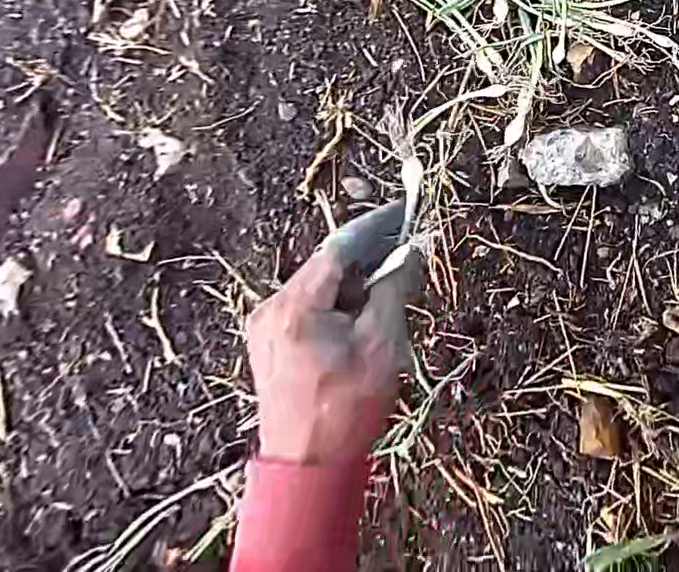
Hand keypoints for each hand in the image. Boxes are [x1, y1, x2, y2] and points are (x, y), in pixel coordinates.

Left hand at [246, 241, 421, 463]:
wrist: (307, 466)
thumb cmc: (346, 405)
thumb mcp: (382, 340)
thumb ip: (394, 285)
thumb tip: (411, 250)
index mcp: (294, 307)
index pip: (339, 247)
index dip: (377, 226)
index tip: (406, 212)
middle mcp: (272, 309)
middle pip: (330, 263)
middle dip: (371, 258)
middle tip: (408, 257)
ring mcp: (267, 325)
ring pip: (324, 283)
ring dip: (359, 282)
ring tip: (389, 298)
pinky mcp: (273, 340)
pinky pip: (315, 303)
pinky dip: (344, 300)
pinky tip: (366, 314)